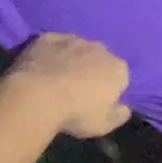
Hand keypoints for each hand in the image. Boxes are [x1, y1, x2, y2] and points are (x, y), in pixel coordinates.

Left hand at [5, 33, 130, 137]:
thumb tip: (124, 108)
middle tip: (77, 91)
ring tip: (57, 80)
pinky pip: (54, 43)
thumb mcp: (104, 125)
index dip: (110, 90)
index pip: (120, 78)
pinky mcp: (48, 37)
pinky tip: (42, 66)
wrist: (37, 96)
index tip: (97, 102)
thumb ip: (119, 115)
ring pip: (77, 48)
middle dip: (92, 70)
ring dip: (72, 59)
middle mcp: (100, 48)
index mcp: (118, 69)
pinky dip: (51, 52)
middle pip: (100, 59)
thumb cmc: (76, 113)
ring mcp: (73, 40)